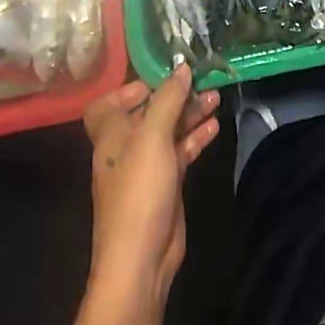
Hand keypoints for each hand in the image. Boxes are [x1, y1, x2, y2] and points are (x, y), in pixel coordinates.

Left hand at [83, 65, 220, 297]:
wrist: (140, 257)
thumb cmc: (138, 191)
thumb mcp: (152, 138)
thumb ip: (168, 100)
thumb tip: (182, 67)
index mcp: (111, 135)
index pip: (107, 105)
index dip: (129, 89)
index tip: (160, 80)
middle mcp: (126, 148)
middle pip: (147, 113)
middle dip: (174, 96)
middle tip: (203, 82)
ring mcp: (147, 167)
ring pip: (168, 130)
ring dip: (190, 113)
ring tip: (216, 99)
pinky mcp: (166, 183)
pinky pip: (181, 151)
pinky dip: (196, 137)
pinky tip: (215, 127)